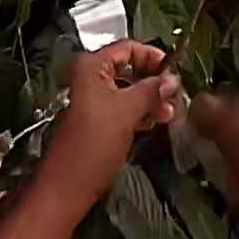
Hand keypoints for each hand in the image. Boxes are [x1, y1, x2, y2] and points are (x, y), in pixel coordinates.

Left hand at [35, 40, 180, 206]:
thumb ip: (151, 90)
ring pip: (126, 88)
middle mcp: (88, 77)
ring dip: (148, 97)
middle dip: (152, 80)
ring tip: (168, 110)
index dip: (152, 56)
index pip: (128, 47)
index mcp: (91, 66)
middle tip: (173, 92)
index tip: (172, 70)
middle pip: (128, 67)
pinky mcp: (94, 119)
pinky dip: (138, 110)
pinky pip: (120, 105)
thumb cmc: (92, 145)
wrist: (65, 191)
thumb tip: (172, 79)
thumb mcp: (127, 111)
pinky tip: (154, 119)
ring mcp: (90, 98)